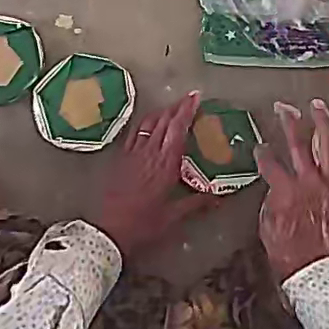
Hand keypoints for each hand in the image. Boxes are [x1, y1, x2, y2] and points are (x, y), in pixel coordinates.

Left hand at [94, 91, 216, 258]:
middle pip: (164, 121)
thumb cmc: (144, 223)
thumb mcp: (174, 216)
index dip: (187, 111)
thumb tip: (219, 197)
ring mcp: (134, 154)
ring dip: (162, 112)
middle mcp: (150, 152)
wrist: (109, 230)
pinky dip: (145, 123)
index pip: (178, 128)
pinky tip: (149, 123)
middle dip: (178, 107)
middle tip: (190, 98)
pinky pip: (135, 133)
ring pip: (149, 124)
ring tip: (173, 108)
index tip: (196, 98)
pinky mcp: (122, 158)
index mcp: (166, 163)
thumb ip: (197, 203)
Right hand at [254, 99, 328, 282]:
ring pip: (328, 145)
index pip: (270, 164)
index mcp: (286, 190)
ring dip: (322, 122)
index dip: (262, 154)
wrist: (321, 274)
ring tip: (318, 106)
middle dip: (288, 122)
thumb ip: (271, 203)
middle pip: (298, 143)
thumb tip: (275, 190)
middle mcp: (310, 182)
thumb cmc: (291, 256)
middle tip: (283, 108)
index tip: (259, 147)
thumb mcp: (268, 229)